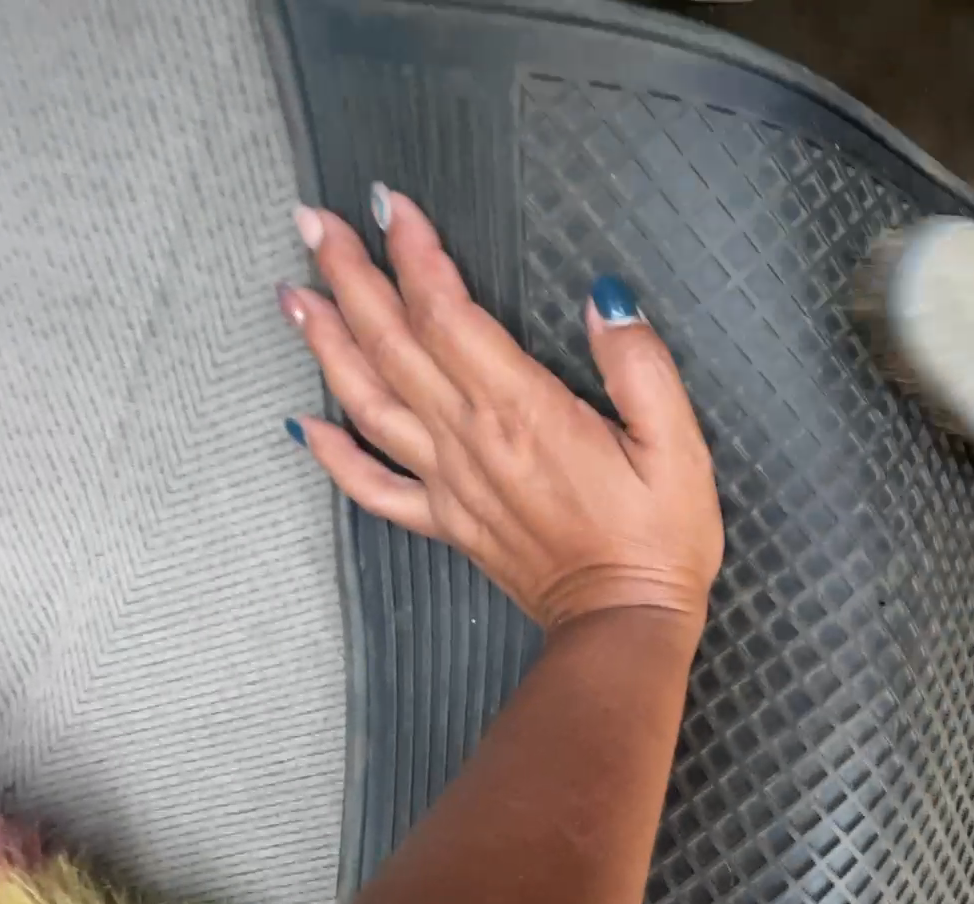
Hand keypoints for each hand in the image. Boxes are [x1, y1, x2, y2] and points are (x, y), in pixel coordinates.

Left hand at [278, 185, 723, 632]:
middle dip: (352, 279)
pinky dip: (334, 456)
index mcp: (527, 415)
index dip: (418, 257)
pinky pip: (375, 488)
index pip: (451, 317)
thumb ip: (642, 369)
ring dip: (328, 346)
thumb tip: (606, 302)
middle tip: (311, 224)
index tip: (393, 208)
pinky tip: (306, 425)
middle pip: (396, 347)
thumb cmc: (661, 538)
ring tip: (294, 296)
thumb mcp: (680, 448)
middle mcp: (474, 443)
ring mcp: (453, 486)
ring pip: (371, 404)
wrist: (626, 624)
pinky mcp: (451, 525)